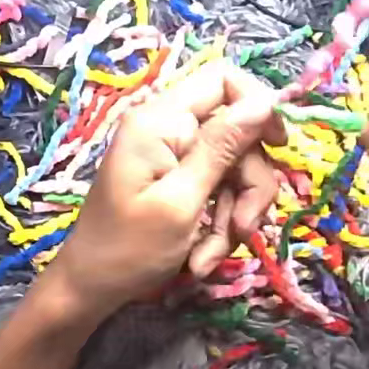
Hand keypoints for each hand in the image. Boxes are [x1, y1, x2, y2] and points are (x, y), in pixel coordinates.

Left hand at [39, 61, 285, 325]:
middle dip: (246, 187)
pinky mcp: (175, 182)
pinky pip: (216, 192)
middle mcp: (167, 129)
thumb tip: (264, 101)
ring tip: (207, 256)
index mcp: (160, 120)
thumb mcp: (182, 201)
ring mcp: (171, 157)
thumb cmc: (129, 250)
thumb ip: (222, 148)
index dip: (259, 107)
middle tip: (240, 229)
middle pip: (237, 134)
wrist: (90, 290)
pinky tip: (199, 258)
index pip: (224, 78)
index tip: (278, 148)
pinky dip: (216, 226)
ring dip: (232, 216)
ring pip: (233, 170)